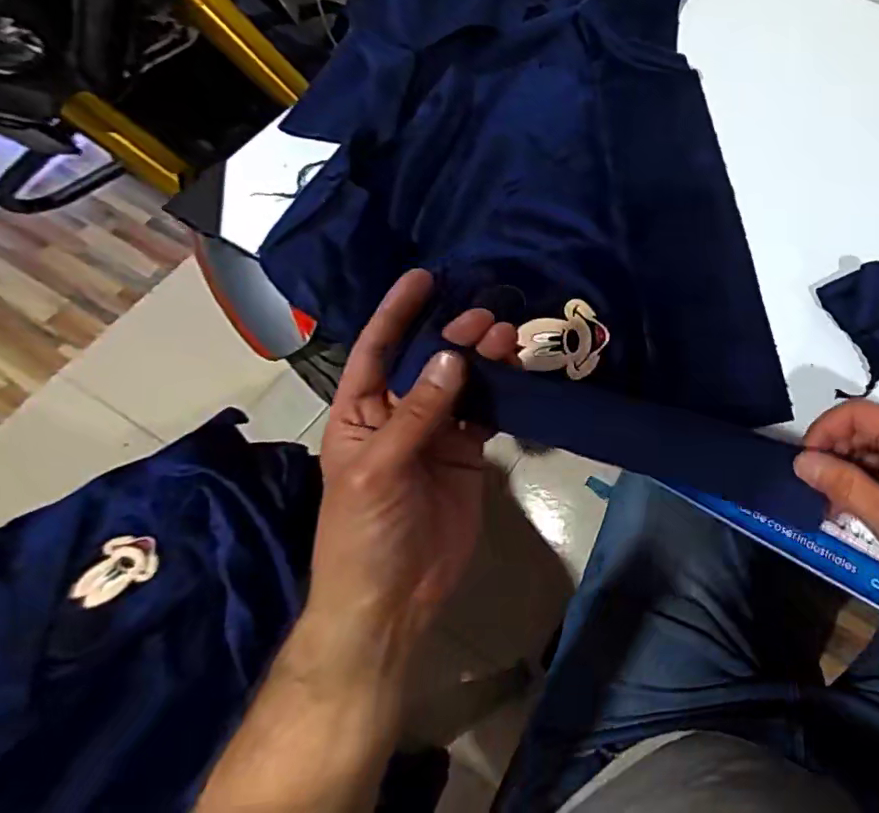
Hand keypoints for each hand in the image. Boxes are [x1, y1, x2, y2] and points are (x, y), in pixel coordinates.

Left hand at [304, 269, 519, 660]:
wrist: (393, 601)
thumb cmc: (362, 533)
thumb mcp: (378, 469)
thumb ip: (417, 413)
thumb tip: (452, 358)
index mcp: (360, 414)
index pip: (377, 351)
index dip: (397, 313)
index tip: (423, 278)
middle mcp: (399, 415)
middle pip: (429, 362)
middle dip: (454, 335)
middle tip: (487, 318)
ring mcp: (436, 434)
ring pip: (463, 384)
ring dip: (484, 360)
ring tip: (509, 338)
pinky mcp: (468, 454)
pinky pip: (486, 413)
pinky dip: (503, 392)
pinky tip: (517, 374)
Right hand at [796, 401, 878, 663]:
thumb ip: (841, 483)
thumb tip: (804, 462)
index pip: (860, 413)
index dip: (827, 428)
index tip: (806, 458)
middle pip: (868, 430)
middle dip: (835, 450)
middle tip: (812, 483)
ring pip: (878, 454)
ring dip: (849, 470)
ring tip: (828, 501)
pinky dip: (868, 485)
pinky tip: (851, 508)